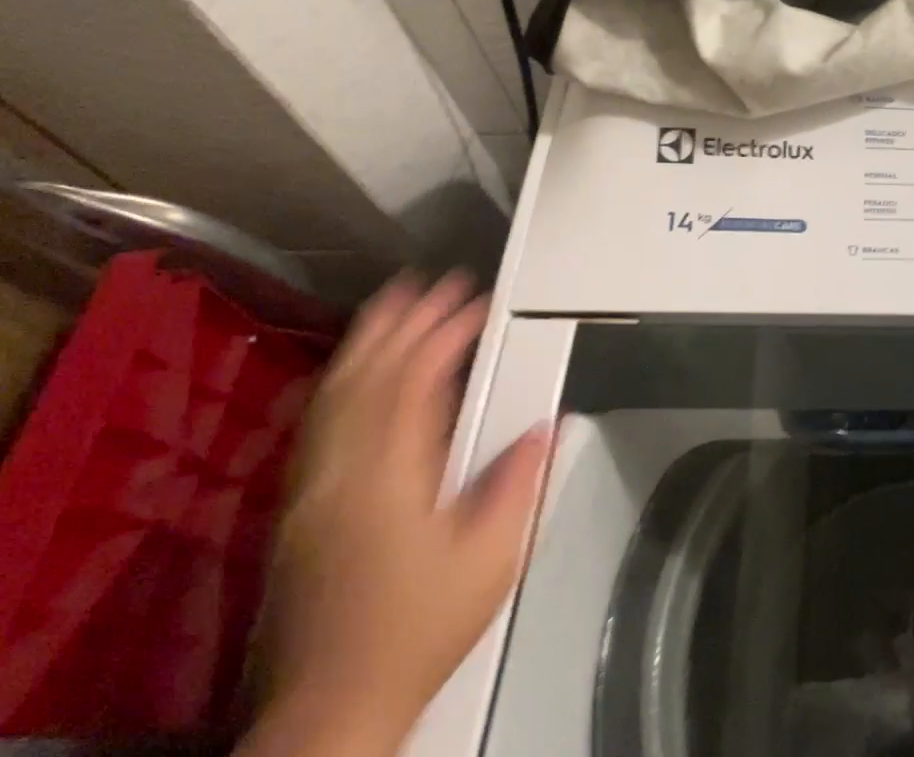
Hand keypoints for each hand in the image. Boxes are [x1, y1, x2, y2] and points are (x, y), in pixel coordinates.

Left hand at [246, 274, 552, 755]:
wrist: (338, 696)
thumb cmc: (422, 627)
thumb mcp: (492, 557)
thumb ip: (518, 483)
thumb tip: (546, 426)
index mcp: (386, 480)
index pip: (410, 384)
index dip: (441, 335)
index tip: (472, 303)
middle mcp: (337, 475)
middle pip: (360, 379)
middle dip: (396, 324)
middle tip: (428, 283)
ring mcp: (309, 490)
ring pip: (331, 397)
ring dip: (365, 345)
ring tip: (393, 308)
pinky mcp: (300, 507)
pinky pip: (320, 422)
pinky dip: (345, 382)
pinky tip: (361, 373)